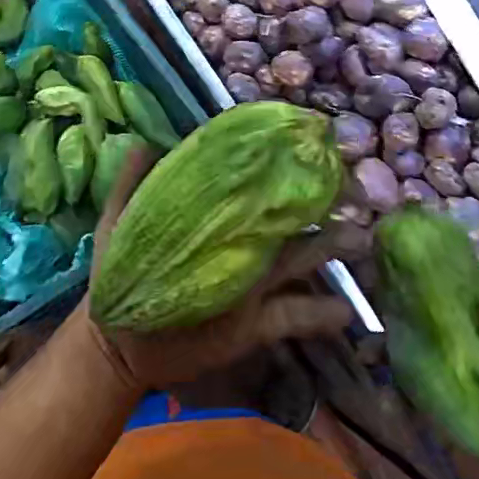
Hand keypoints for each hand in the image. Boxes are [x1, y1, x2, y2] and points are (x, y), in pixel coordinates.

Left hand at [80, 145, 355, 393]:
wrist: (118, 337)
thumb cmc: (119, 274)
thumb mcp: (120, 225)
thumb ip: (130, 187)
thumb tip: (143, 141)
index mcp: (214, 222)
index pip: (250, 192)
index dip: (274, 174)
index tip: (305, 153)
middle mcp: (240, 247)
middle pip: (285, 222)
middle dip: (317, 207)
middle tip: (351, 190)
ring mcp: (252, 286)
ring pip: (299, 262)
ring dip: (329, 251)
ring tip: (360, 238)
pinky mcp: (255, 324)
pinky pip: (293, 317)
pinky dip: (320, 315)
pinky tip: (347, 311)